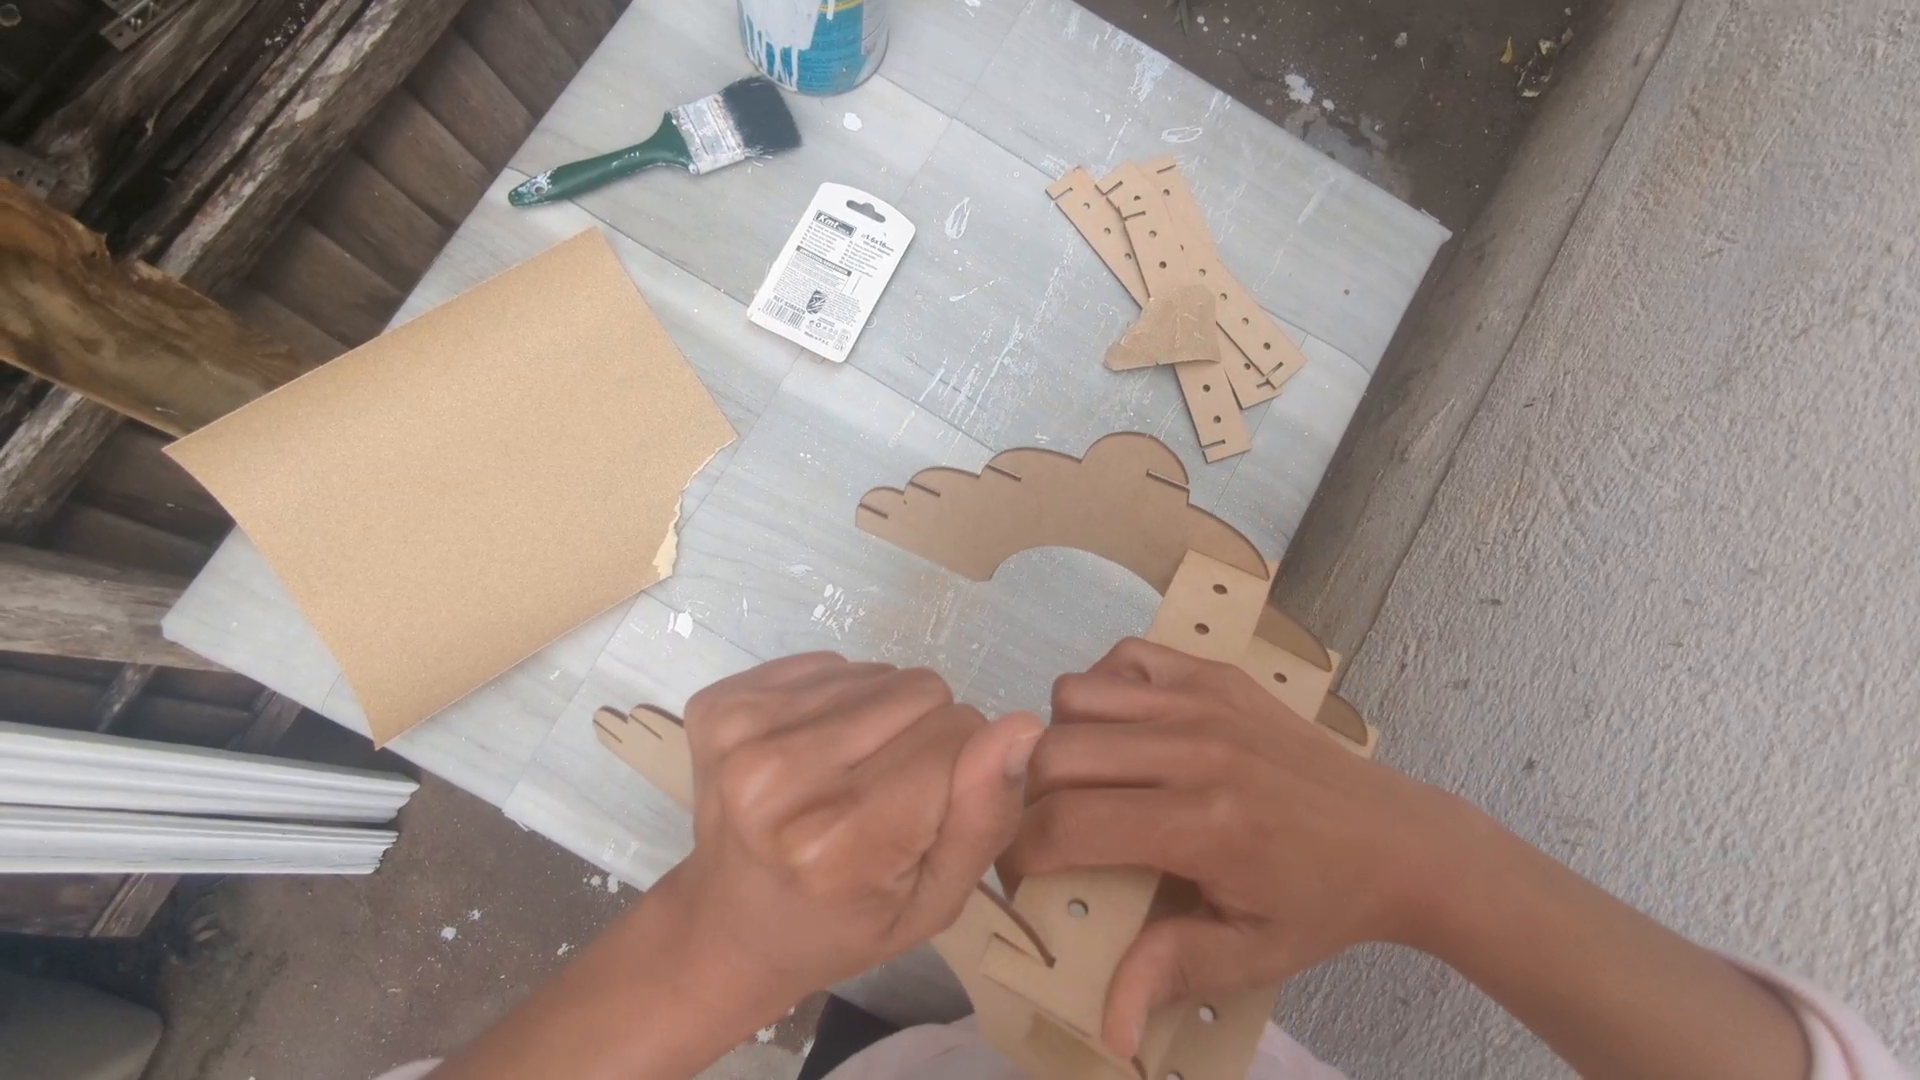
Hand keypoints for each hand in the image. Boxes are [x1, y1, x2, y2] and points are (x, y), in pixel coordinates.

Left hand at [661, 652, 1044, 1008]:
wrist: (728, 923)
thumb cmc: (844, 922)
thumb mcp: (935, 900)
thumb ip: (984, 817)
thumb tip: (1024, 726)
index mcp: (839, 841)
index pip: (958, 735)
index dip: (965, 766)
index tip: (931, 810)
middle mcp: (779, 775)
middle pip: (920, 691)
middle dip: (928, 734)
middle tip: (889, 793)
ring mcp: (741, 730)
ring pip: (880, 672)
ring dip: (883, 715)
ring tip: (850, 773)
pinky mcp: (720, 700)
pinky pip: (832, 663)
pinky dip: (841, 700)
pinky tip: (815, 751)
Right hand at [1000, 637, 1470, 1056]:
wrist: (1399, 838)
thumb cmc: (1320, 903)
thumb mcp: (1251, 956)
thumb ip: (1169, 973)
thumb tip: (1106, 1030)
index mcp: (1202, 825)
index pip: (1069, 824)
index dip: (1022, 852)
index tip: (1021, 873)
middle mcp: (1194, 749)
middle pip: (1057, 752)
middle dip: (1031, 798)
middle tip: (1052, 829)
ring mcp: (1204, 700)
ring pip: (1076, 695)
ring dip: (1063, 738)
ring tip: (1089, 776)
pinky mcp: (1215, 673)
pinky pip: (1125, 657)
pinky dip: (1105, 687)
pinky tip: (1124, 728)